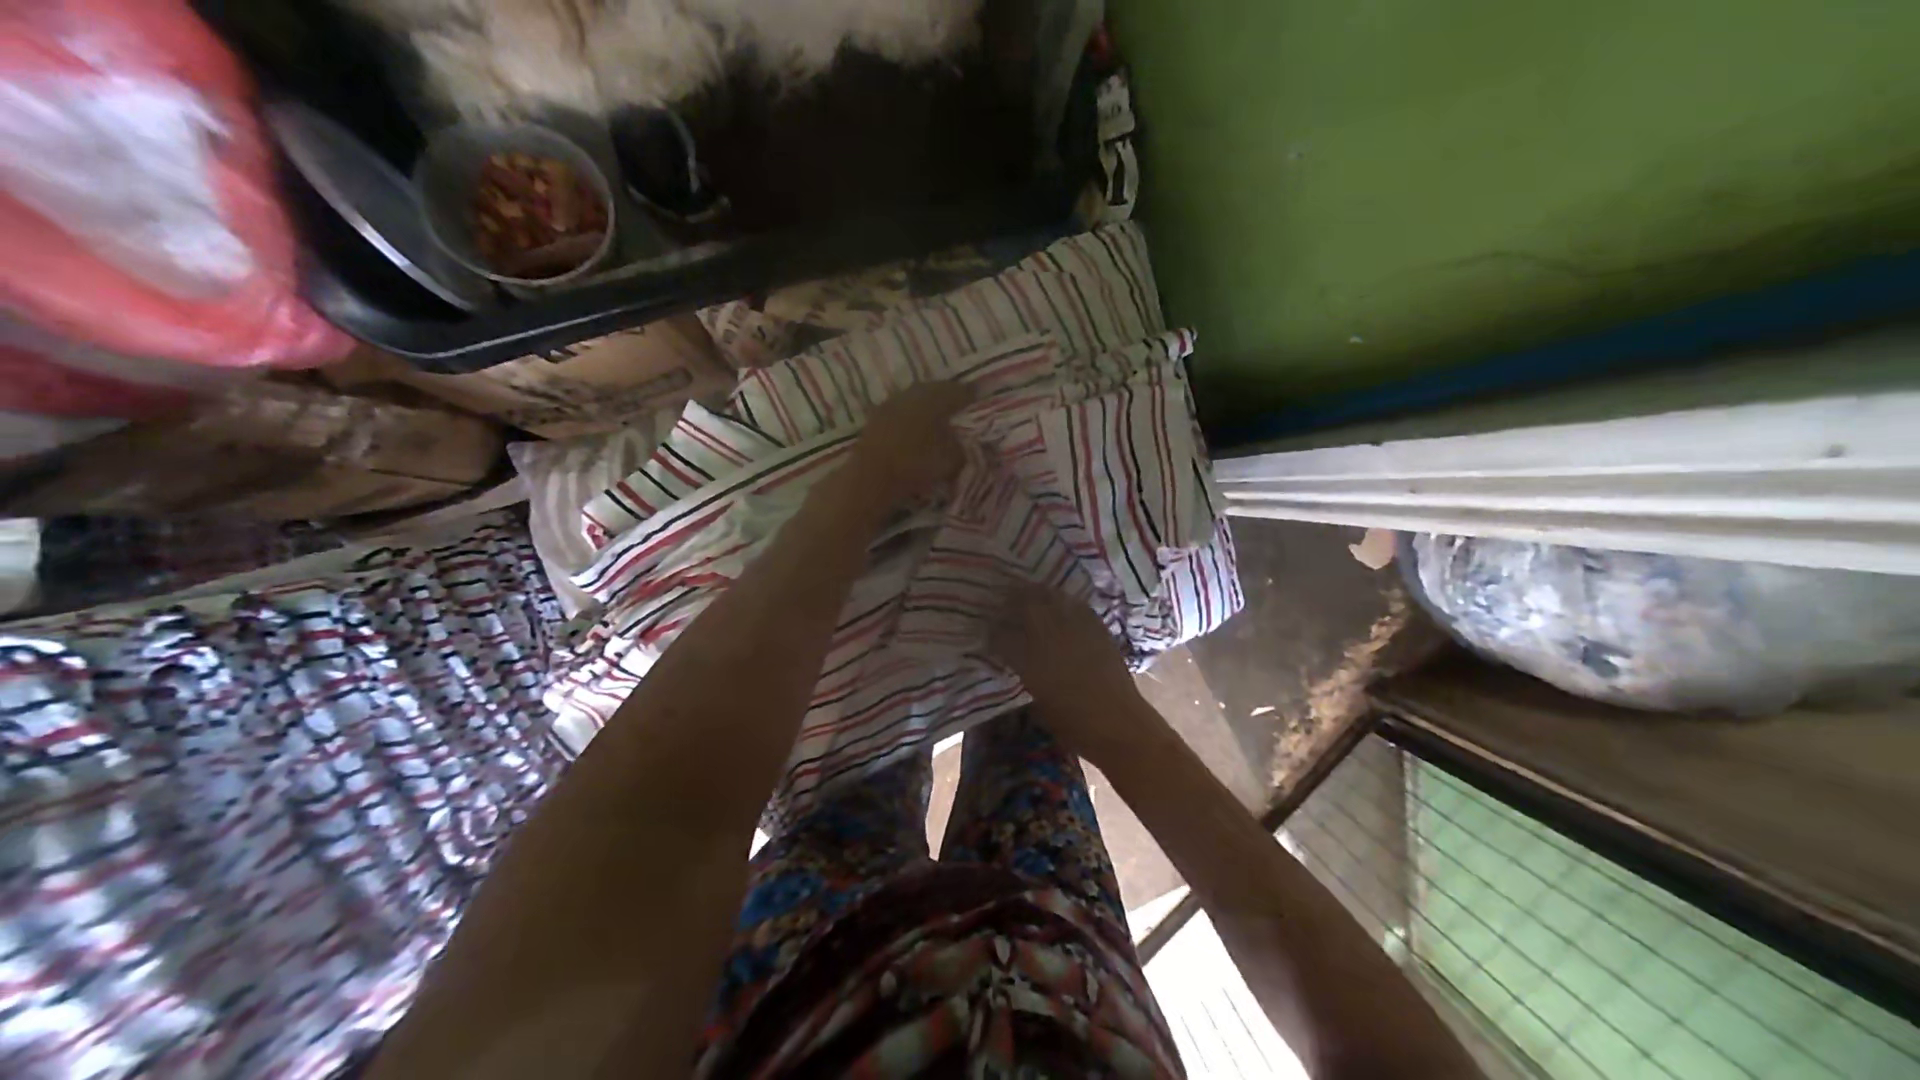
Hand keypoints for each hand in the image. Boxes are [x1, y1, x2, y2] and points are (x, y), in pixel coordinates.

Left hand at [847, 381, 974, 507]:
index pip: (959, 390)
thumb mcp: (953, 458)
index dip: (970, 396)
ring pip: (915, 399)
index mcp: (935, 396)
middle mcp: (913, 393)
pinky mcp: (875, 417)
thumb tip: (970, 441)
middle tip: (957, 407)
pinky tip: (914, 428)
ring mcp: (891, 403)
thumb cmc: (917, 463)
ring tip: (936, 418)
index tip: (978, 401)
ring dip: (926, 406)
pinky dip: (909, 418)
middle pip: (935, 390)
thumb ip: (964, 447)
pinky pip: (900, 412)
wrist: (872, 476)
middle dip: (947, 397)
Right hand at [990, 584, 1141, 750]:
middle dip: (1012, 600)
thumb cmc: (1073, 724)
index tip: (989, 630)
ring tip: (1032, 595)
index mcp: (1027, 659)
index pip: (1001, 635)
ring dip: (1039, 594)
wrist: (1117, 724)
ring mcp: (1074, 628)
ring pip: (1052, 597)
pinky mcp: (1097, 628)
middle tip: (1006, 600)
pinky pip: (1077, 606)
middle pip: (1025, 604)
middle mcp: (1048, 636)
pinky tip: (1063, 605)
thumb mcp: (1038, 702)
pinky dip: (1067, 602)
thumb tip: (1019, 660)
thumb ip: (1026, 675)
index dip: (993, 631)